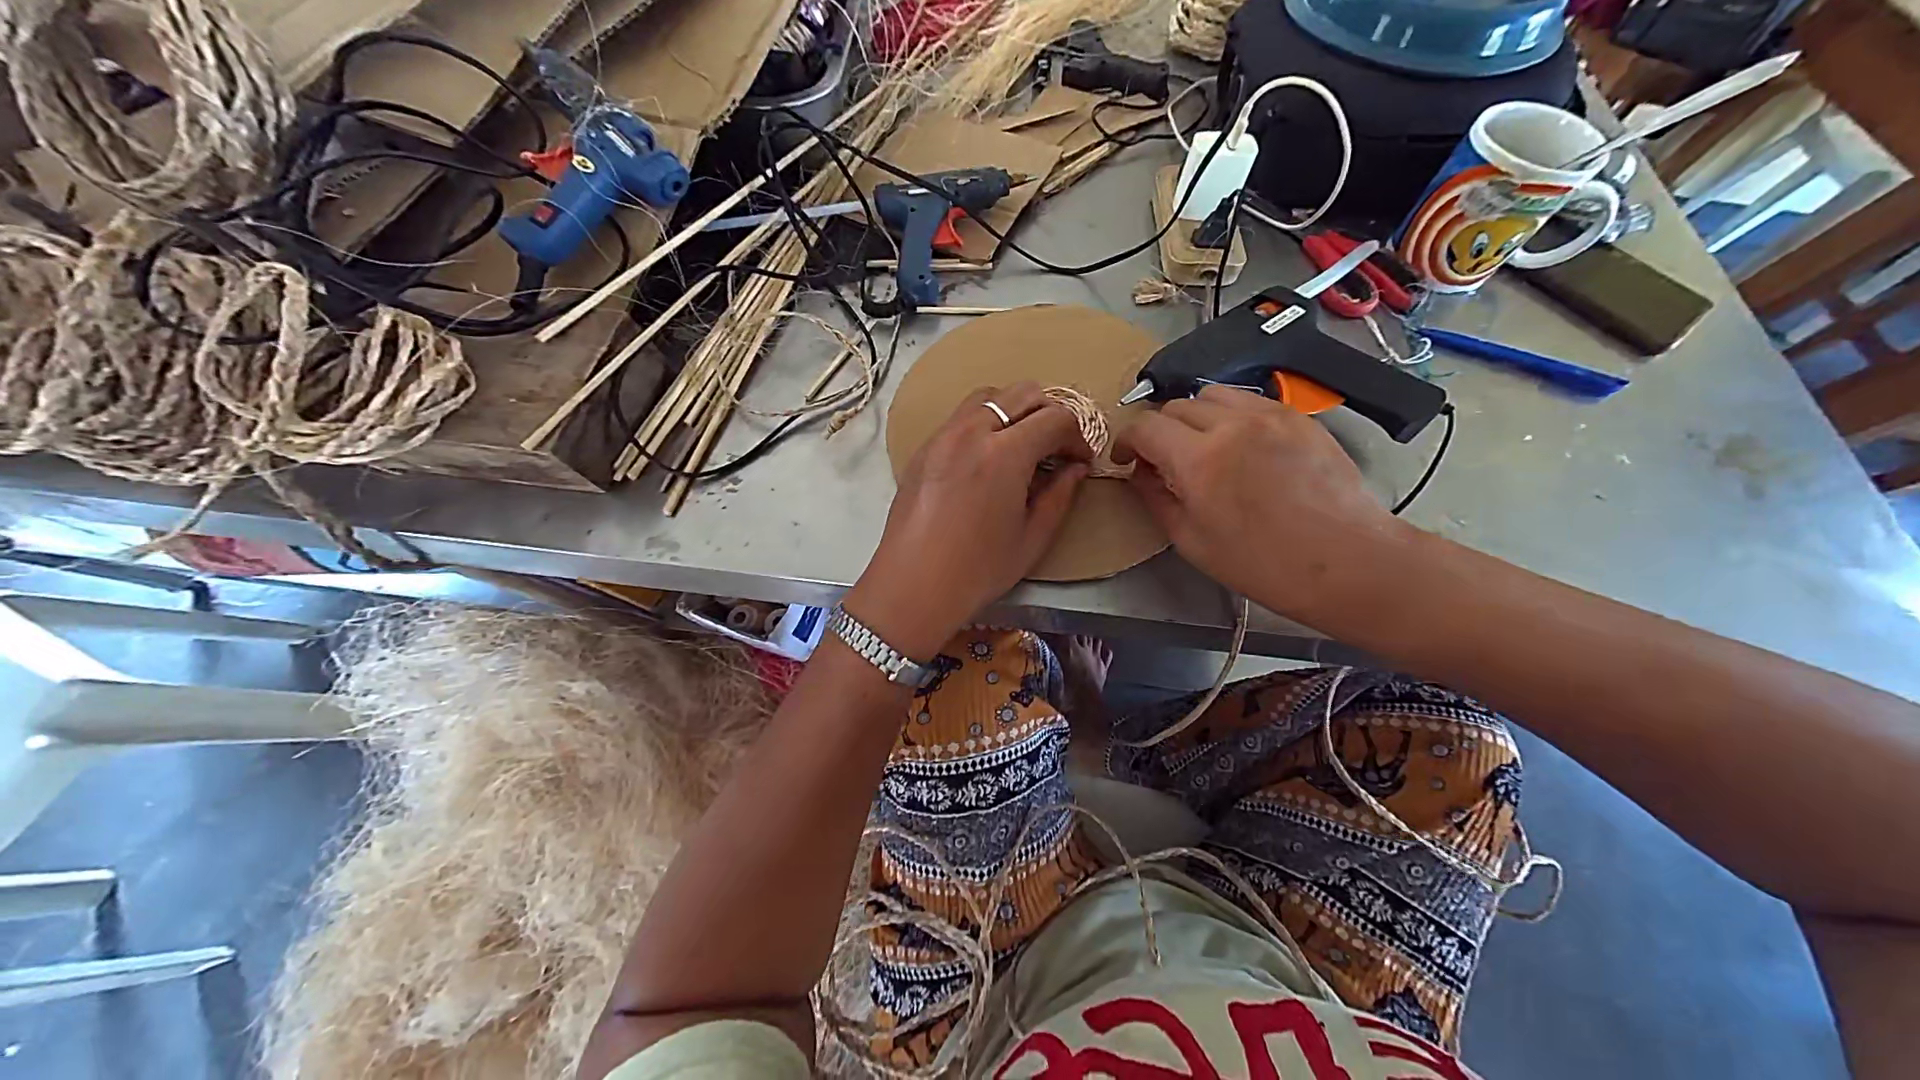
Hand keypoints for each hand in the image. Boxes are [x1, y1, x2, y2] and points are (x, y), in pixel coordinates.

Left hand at [844, 383, 1091, 659]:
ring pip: (989, 397)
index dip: (1077, 436)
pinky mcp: (923, 449)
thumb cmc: (977, 570)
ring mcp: (942, 437)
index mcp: (1005, 453)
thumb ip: (1060, 495)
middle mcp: (971, 432)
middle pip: (1023, 393)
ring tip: (1022, 447)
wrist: (912, 585)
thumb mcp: (1032, 537)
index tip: (1080, 460)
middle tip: (1056, 449)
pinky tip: (987, 459)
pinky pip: (961, 417)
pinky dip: (984, 423)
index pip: (1055, 418)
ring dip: (1015, 411)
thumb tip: (1075, 468)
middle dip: (1050, 415)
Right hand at [1113, 385, 1413, 619]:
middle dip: (1160, 430)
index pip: (1144, 426)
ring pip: (1212, 394)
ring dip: (1196, 416)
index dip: (1127, 441)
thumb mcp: (1191, 541)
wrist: (1346, 561)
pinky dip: (1232, 416)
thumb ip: (1156, 498)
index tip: (1127, 460)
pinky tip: (1241, 446)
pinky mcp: (1297, 417)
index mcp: (1198, 459)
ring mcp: (1269, 415)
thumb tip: (1138, 473)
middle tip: (1165, 461)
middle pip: (1175, 405)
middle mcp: (1231, 425)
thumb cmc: (1263, 564)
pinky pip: (1249, 401)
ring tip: (1203, 447)